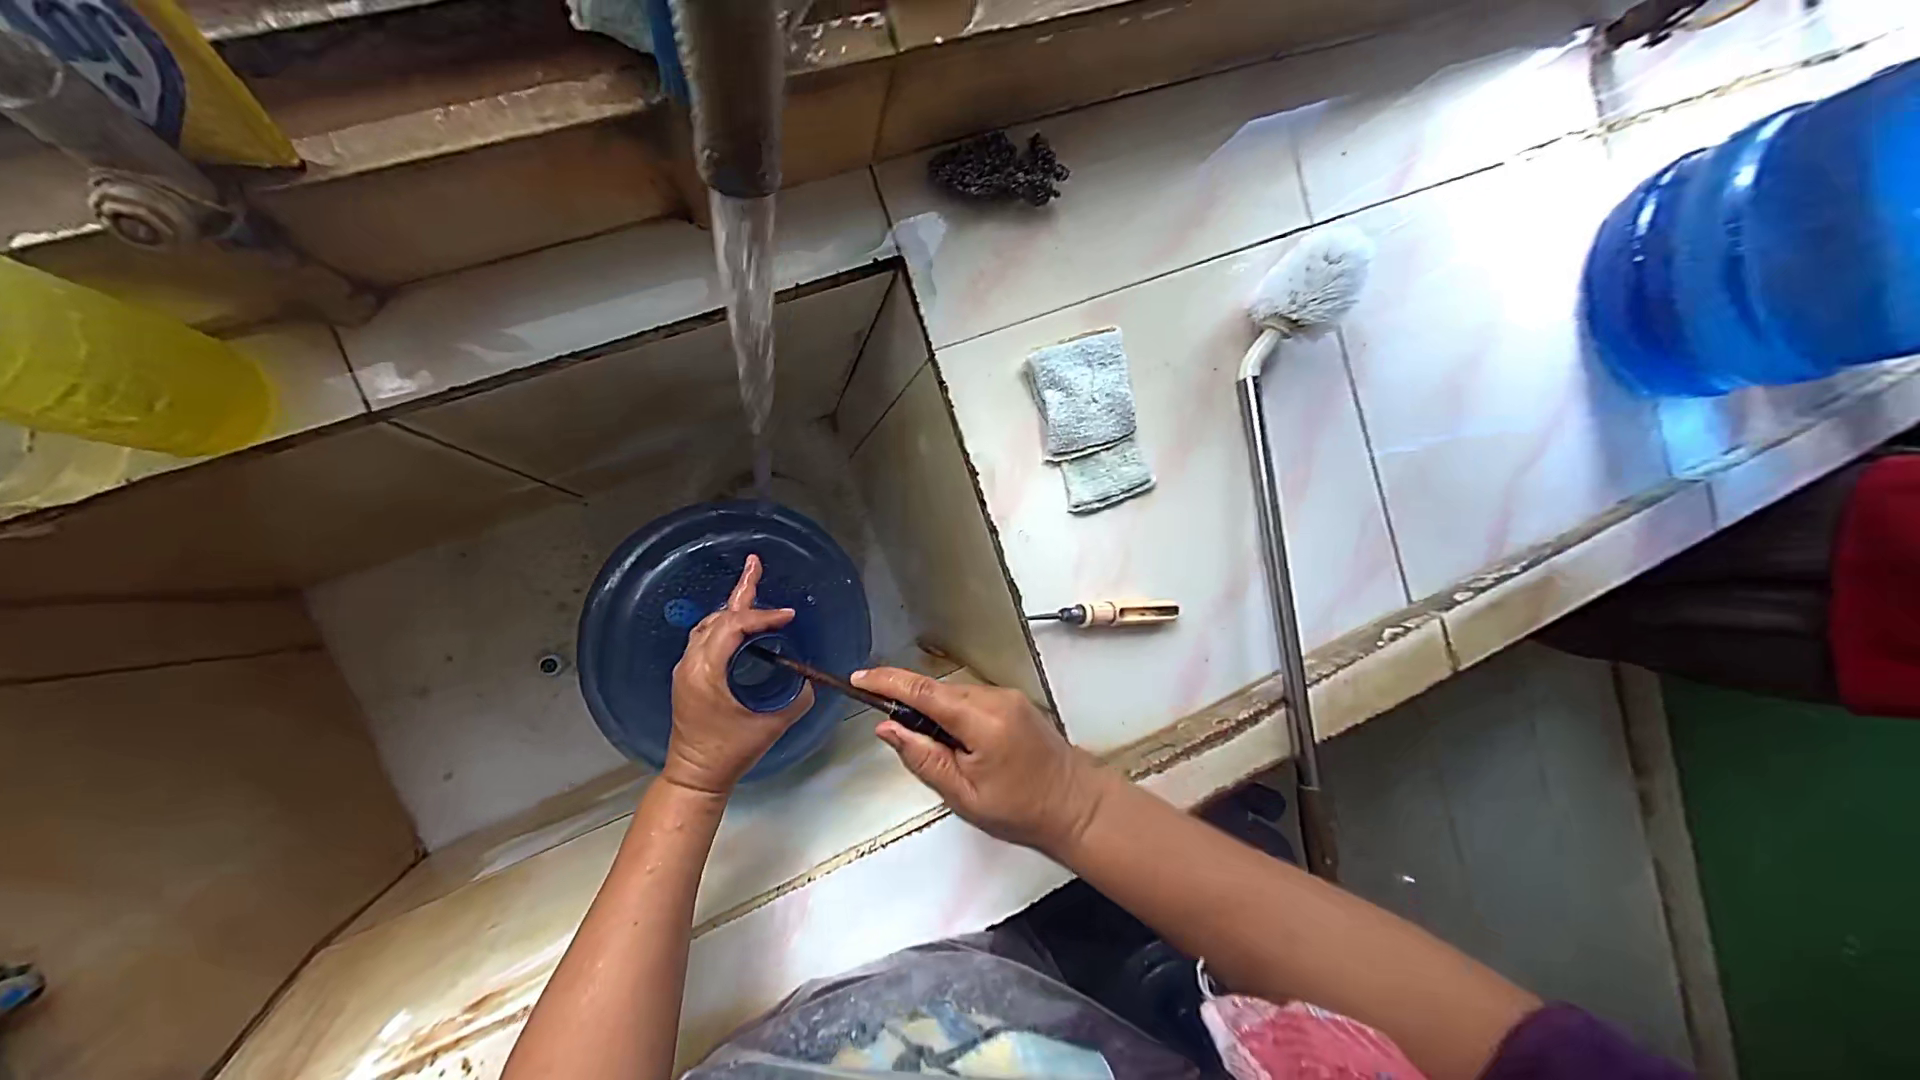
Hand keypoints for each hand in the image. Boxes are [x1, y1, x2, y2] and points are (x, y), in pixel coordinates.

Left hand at [664, 554, 814, 794]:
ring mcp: (686, 670)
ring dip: (733, 608)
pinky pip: (705, 637)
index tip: (787, 616)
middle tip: (755, 565)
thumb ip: (796, 700)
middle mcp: (691, 664)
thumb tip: (811, 682)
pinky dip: (725, 624)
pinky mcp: (689, 677)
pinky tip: (740, 623)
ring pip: (708, 625)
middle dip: (741, 591)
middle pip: (717, 617)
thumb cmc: (728, 754)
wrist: (695, 777)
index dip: (763, 616)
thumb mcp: (769, 726)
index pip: (734, 627)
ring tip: (751, 588)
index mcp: (706, 672)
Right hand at [854, 668, 1110, 852]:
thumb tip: (887, 727)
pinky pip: (969, 699)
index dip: (887, 681)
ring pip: (952, 694)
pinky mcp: (1011, 700)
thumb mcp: (963, 794)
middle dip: (909, 704)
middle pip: (936, 691)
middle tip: (896, 734)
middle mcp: (995, 698)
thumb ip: (922, 757)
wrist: (1074, 803)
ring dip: (933, 712)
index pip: (923, 692)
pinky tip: (958, 744)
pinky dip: (953, 714)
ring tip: (941, 753)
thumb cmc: (1021, 808)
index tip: (859, 678)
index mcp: (982, 721)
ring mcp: (1006, 696)